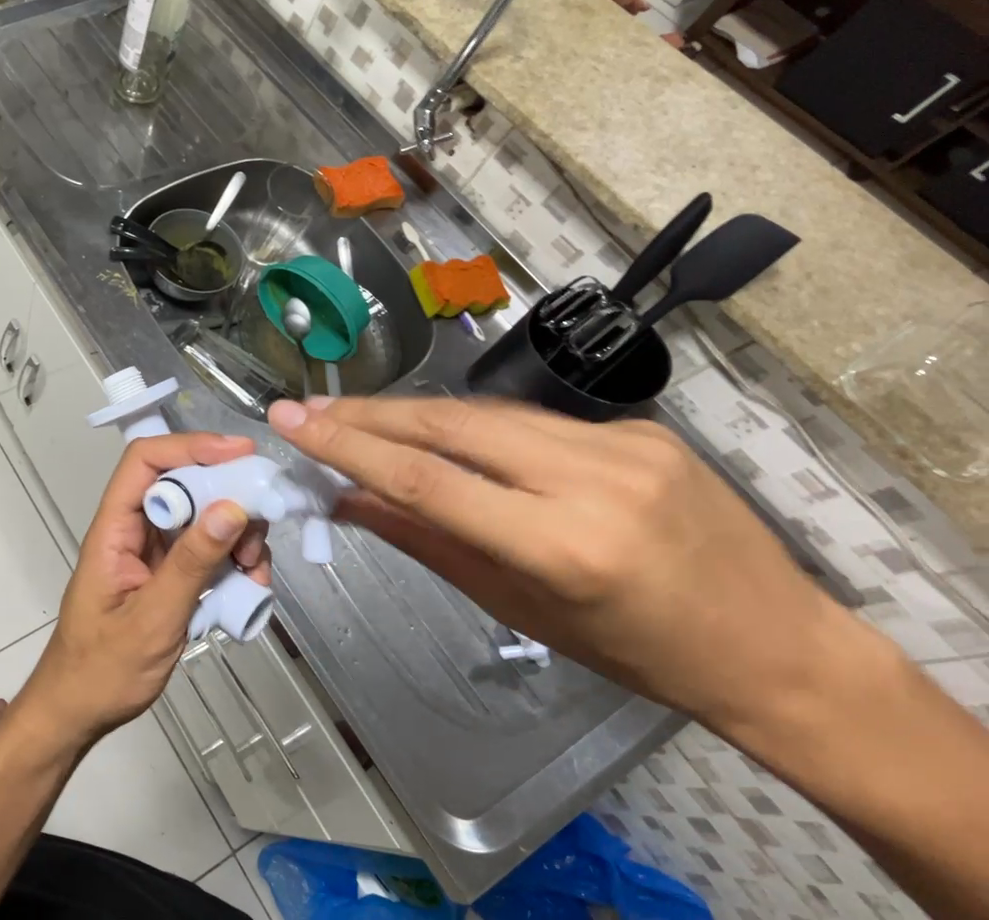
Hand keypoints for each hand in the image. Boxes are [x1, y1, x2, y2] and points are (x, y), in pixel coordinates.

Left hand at [16, 433, 270, 749]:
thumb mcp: (153, 619)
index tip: (240, 456)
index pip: (145, 461)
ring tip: (255, 569)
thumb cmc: (103, 669)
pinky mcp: (169, 577)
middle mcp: (133, 531)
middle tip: (264, 523)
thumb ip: (191, 564)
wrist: (80, 710)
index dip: (190, 447)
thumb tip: (232, 508)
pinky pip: (206, 552)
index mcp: (113, 530)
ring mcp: (152, 554)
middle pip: (182, 485)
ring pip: (201, 518)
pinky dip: (232, 562)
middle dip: (227, 496)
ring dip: (236, 534)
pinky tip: (249, 586)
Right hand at [266, 397, 845, 732]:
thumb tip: (349, 499)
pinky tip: (444, 436)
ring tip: (355, 418)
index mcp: (560, 545)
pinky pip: (532, 422)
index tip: (291, 421)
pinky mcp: (639, 429)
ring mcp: (624, 445)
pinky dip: (475, 427)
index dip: (347, 446)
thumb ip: (425, 541)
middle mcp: (593, 479)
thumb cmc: (633, 652)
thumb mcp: (516, 607)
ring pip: (487, 413)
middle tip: (309, 410)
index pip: (426, 479)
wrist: (771, 642)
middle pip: (451, 425)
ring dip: (413, 414)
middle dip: (369, 414)